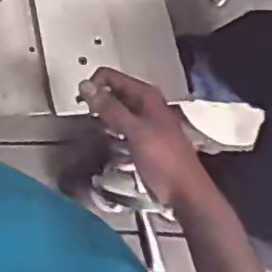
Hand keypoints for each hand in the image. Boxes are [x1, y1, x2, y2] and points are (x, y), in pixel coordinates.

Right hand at [79, 67, 215, 212]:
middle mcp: (146, 103)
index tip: (84, 105)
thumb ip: (109, 107)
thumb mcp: (134, 131)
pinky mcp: (144, 138)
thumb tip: (84, 85)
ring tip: (96, 129)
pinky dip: (112, 129)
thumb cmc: (163, 160)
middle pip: (113, 90)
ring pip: (116, 108)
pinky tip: (109, 141)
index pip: (110, 76)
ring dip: (103, 115)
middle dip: (98, 100)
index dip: (94, 86)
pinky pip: (121, 125)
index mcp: (146, 95)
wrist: (187, 195)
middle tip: (89, 117)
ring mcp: (146, 121)